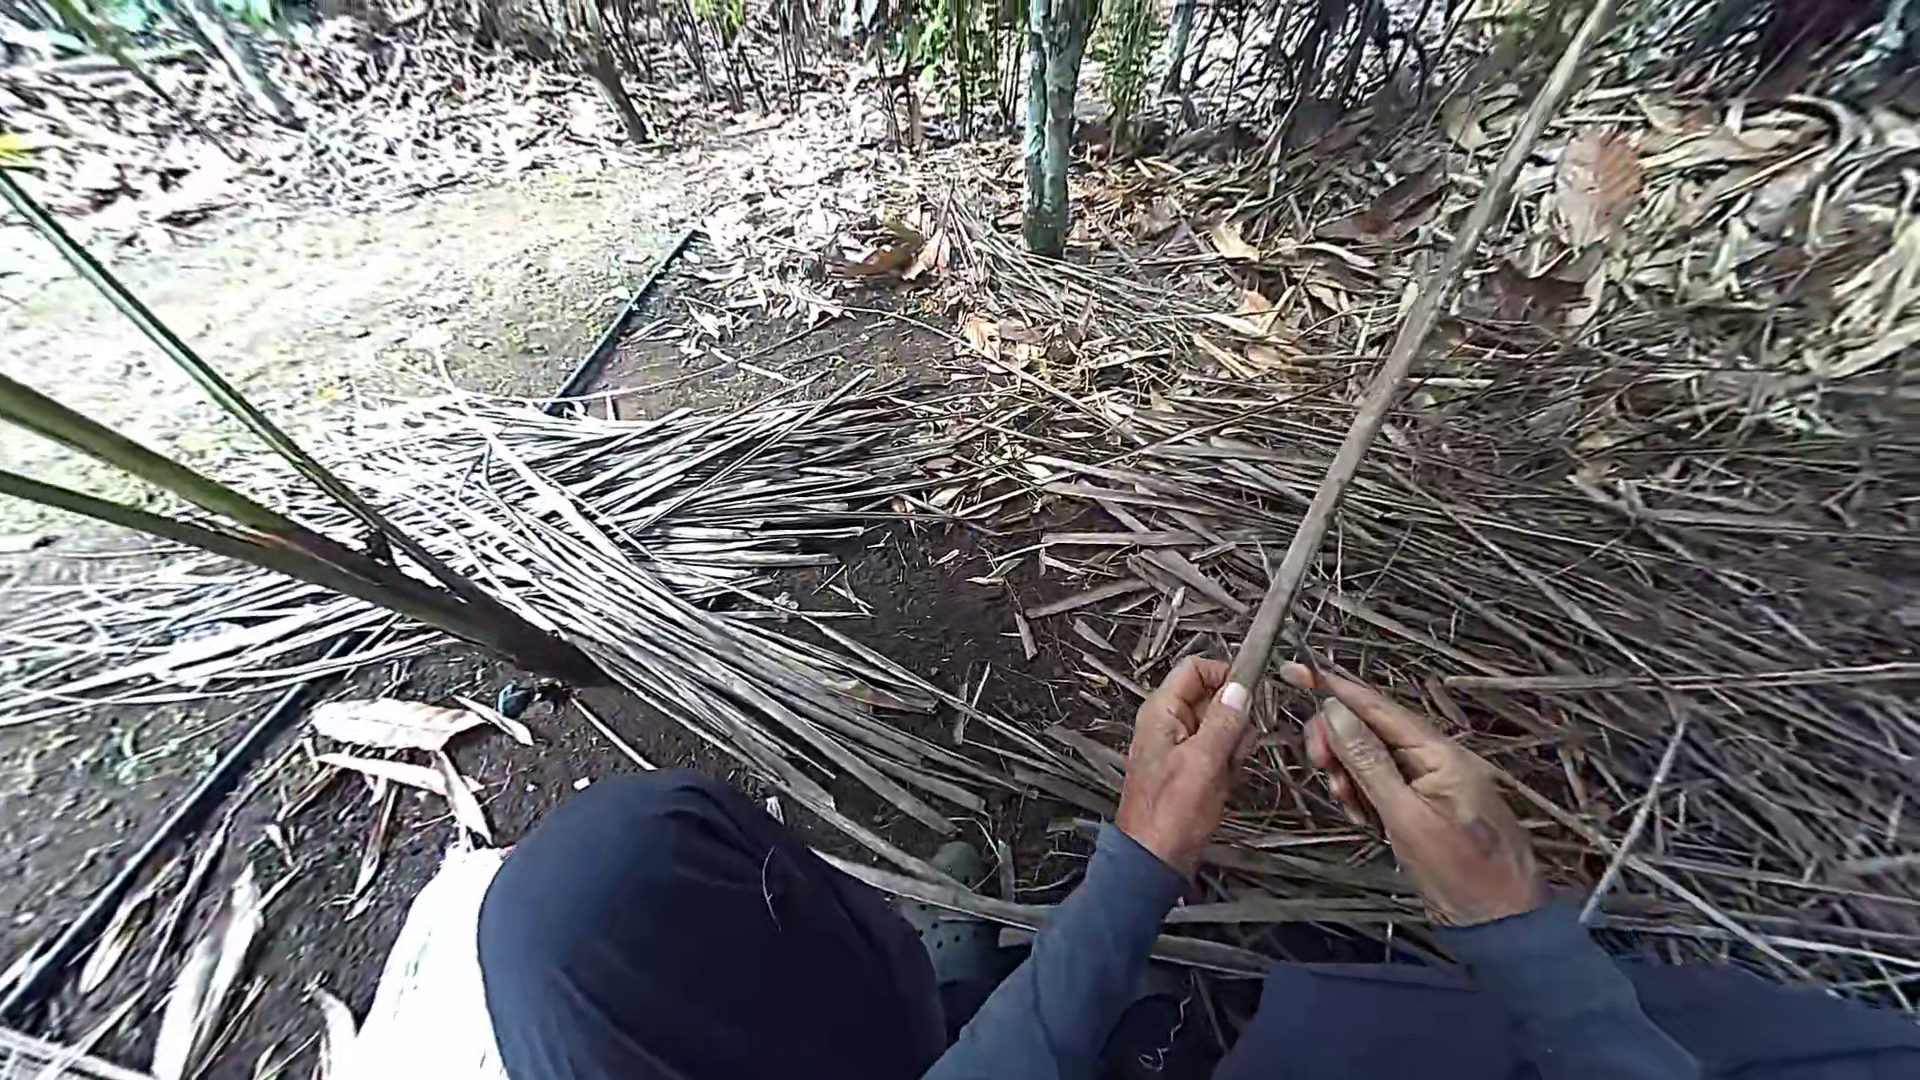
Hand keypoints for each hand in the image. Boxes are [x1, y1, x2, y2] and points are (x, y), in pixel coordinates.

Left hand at [1116, 657, 1252, 875]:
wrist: (1155, 858)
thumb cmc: (1169, 813)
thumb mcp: (1203, 761)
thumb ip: (1223, 721)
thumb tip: (1240, 689)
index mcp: (1161, 710)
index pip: (1194, 668)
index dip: (1225, 674)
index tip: (1251, 694)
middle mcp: (1167, 721)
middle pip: (1213, 697)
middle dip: (1233, 720)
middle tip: (1233, 747)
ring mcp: (1179, 743)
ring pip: (1220, 726)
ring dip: (1233, 747)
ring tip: (1224, 770)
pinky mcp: (1189, 765)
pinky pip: (1219, 751)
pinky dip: (1228, 765)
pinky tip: (1223, 783)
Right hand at [1281, 662, 1543, 926]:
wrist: (1502, 933)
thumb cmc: (1464, 876)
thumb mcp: (1406, 817)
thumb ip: (1368, 760)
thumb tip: (1334, 710)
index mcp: (1440, 754)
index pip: (1375, 705)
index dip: (1331, 685)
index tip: (1294, 671)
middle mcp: (1433, 758)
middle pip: (1364, 727)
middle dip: (1335, 743)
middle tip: (1322, 768)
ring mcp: (1425, 779)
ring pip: (1363, 753)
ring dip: (1345, 773)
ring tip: (1349, 805)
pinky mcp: (1417, 800)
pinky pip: (1373, 778)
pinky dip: (1357, 792)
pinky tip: (1362, 815)